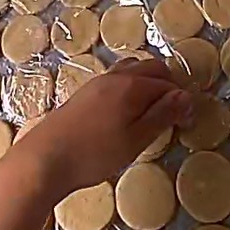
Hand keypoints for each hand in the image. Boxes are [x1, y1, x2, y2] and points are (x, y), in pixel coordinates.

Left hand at [2, 59, 192, 200]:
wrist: (41, 160)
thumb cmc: (94, 154)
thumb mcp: (136, 139)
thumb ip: (163, 115)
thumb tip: (187, 95)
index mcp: (133, 85)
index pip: (169, 84)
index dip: (182, 101)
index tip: (188, 123)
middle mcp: (116, 76)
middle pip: (152, 68)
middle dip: (168, 85)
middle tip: (174, 113)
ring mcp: (97, 83)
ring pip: (133, 71)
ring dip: (148, 84)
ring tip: (152, 111)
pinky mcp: (84, 94)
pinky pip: (117, 80)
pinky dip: (131, 88)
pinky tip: (126, 113)